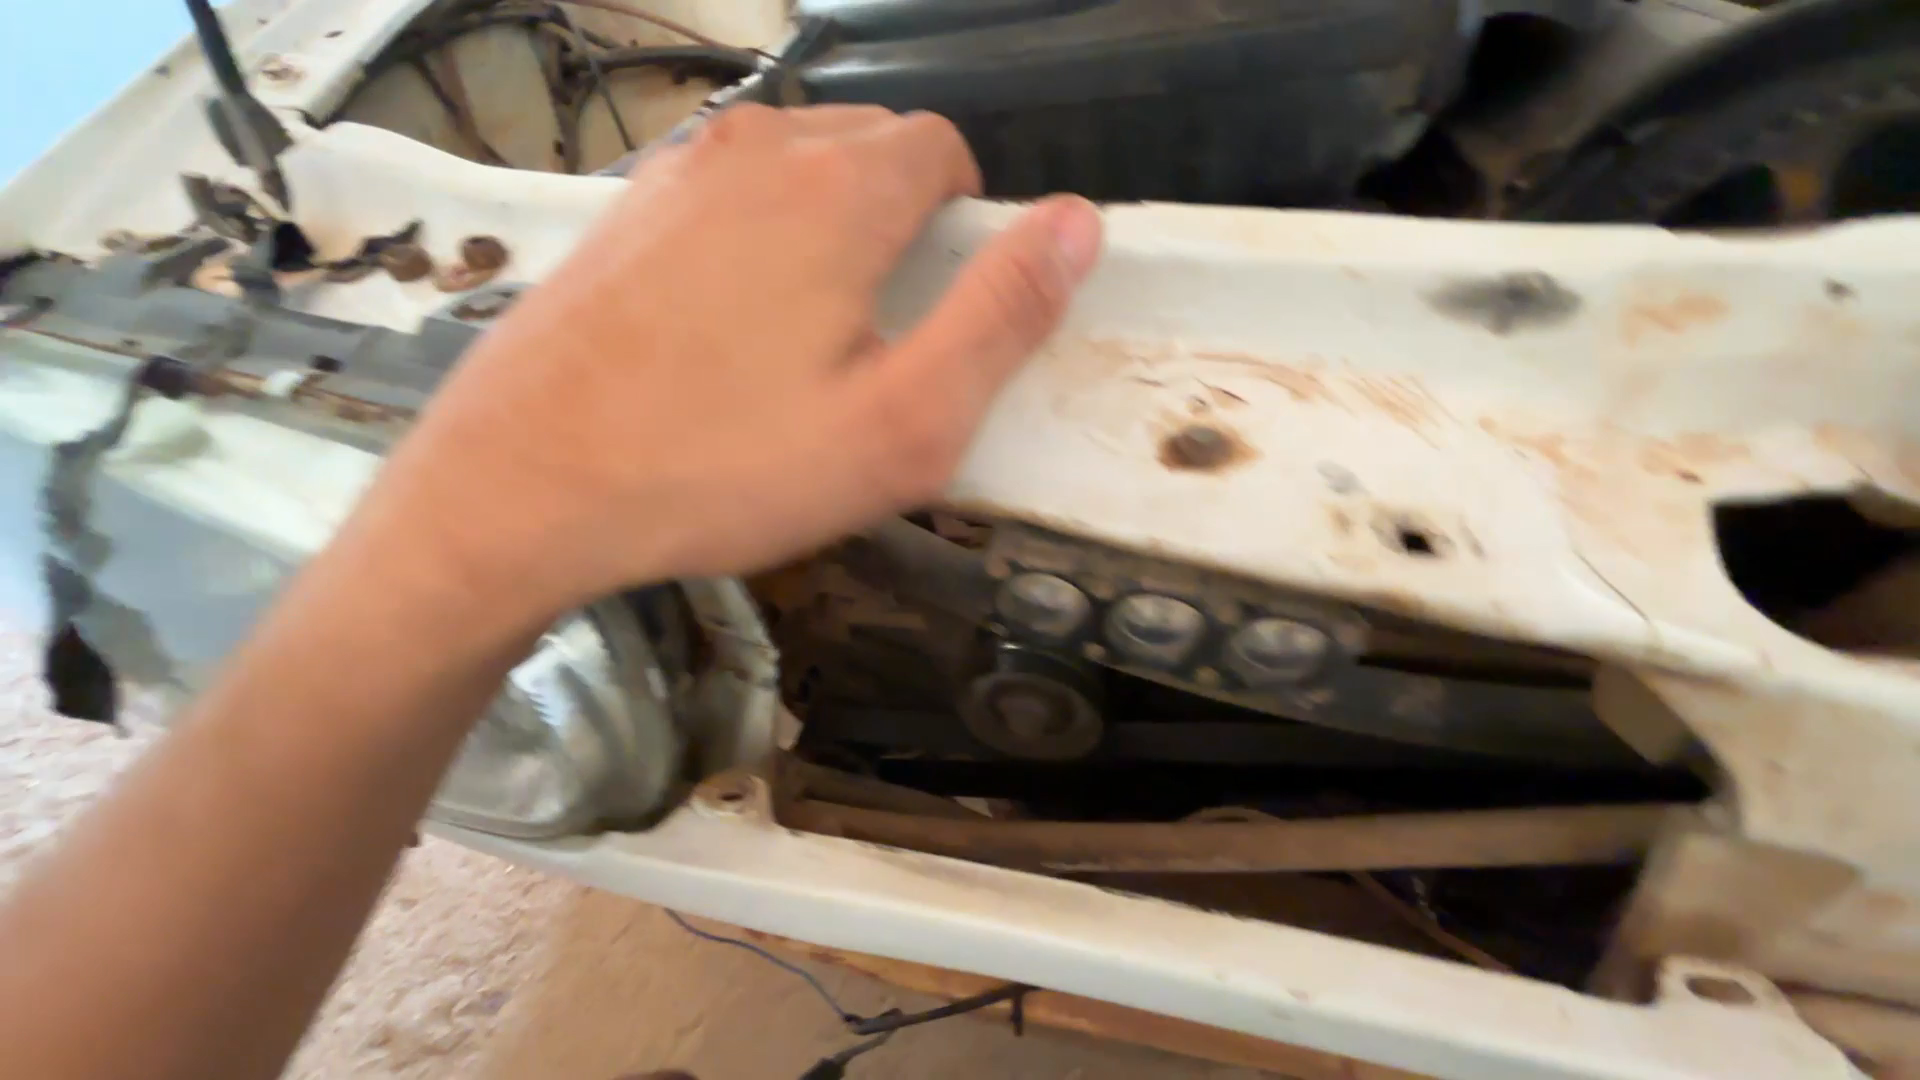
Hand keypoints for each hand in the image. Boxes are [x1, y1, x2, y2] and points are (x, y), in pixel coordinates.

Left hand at [372, 104, 1102, 616]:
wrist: (521, 489)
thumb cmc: (728, 467)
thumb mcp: (901, 422)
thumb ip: (1001, 318)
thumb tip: (1077, 224)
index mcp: (839, 189)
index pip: (943, 150)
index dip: (967, 222)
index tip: (946, 306)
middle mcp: (756, 149)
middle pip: (870, 150)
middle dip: (903, 222)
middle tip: (883, 336)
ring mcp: (674, 174)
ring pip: (795, 168)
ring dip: (830, 228)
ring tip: (809, 334)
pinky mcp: (620, 213)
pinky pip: (724, 199)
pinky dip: (757, 239)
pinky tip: (727, 328)